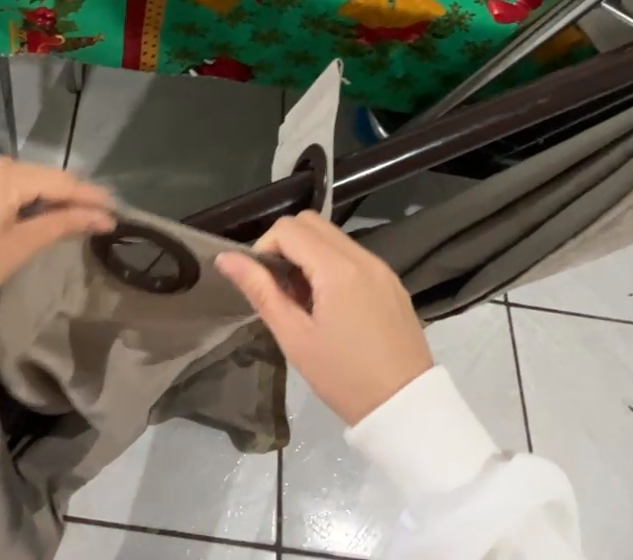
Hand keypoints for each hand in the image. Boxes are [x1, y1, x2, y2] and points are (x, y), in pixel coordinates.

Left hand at [0, 155, 115, 301]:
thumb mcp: (20, 246)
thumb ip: (62, 224)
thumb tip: (101, 217)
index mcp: (5, 174)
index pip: (60, 182)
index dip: (89, 197)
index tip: (114, 210)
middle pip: (42, 177)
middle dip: (69, 196)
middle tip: (97, 216)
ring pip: (22, 179)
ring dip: (46, 197)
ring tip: (71, 217)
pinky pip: (1, 183)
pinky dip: (21, 196)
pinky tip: (34, 212)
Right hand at [215, 211, 432, 425]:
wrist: (406, 410)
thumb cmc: (344, 378)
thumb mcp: (294, 338)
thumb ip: (260, 290)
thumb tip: (225, 258)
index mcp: (338, 269)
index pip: (288, 228)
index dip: (265, 247)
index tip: (262, 283)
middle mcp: (362, 257)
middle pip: (311, 222)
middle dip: (286, 244)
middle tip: (280, 287)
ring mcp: (381, 268)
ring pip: (332, 236)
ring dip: (308, 253)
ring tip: (304, 299)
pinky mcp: (392, 282)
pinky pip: (352, 255)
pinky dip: (331, 264)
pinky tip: (330, 304)